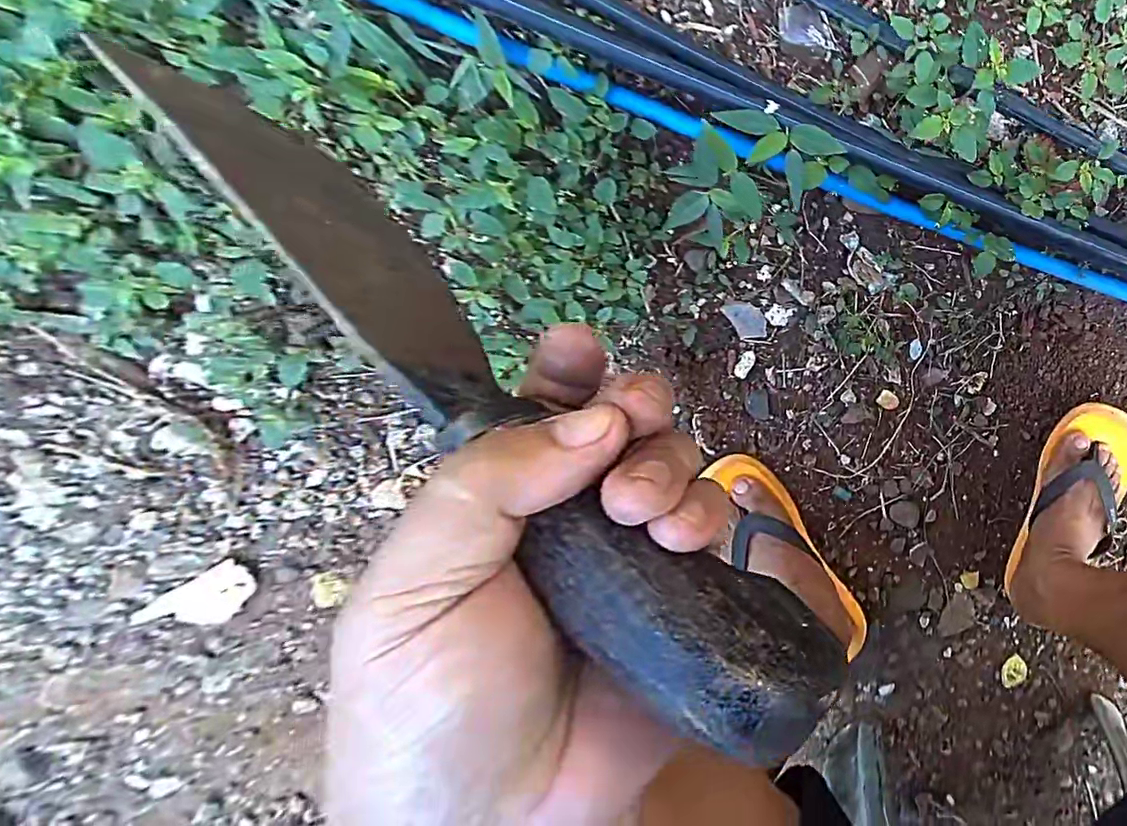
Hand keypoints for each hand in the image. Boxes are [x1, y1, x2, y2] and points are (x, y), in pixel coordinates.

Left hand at [324, 325, 736, 824]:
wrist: (500, 820)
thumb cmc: (433, 703)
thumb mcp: (413, 589)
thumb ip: (484, 486)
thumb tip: (592, 421)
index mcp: (506, 497)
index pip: (541, 408)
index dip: (566, 369)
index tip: (580, 348)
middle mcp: (577, 507)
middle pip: (626, 417)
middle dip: (635, 405)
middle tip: (626, 429)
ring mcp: (637, 542)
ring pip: (676, 457)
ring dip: (668, 462)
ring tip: (642, 512)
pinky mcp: (687, 580)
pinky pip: (713, 516)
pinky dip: (705, 510)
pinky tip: (679, 539)